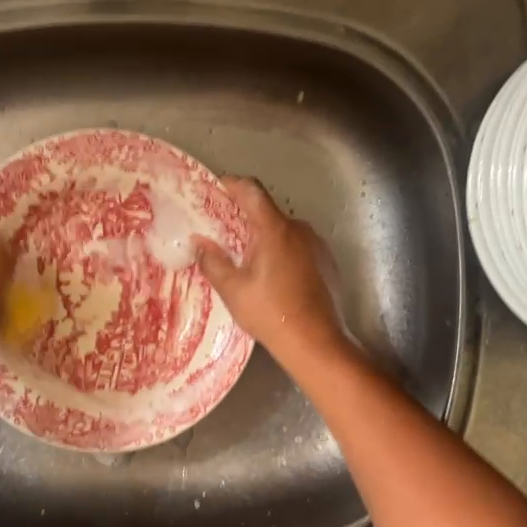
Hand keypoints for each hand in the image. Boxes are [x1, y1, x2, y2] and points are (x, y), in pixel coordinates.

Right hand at [194, 176, 345, 362]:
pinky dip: (283, 254)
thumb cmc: (270, 314)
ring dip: (265, 239)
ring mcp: (317, 245)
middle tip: (224, 235)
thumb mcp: (233, 290)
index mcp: (275, 229)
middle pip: (268, 213)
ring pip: (284, 232)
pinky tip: (273, 278)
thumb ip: (213, 262)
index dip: (232, 185)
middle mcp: (300, 230)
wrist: (316, 342)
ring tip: (247, 262)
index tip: (216, 188)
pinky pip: (299, 248)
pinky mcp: (327, 263)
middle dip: (245, 220)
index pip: (252, 191)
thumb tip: (199, 243)